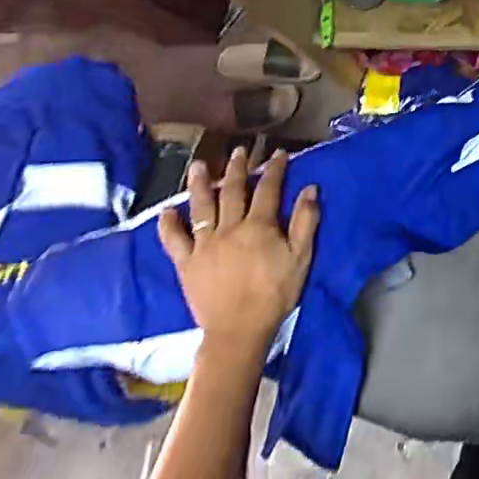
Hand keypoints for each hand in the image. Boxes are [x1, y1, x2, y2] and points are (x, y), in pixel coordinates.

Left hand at [158, 147, 319, 359]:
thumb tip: (309, 189)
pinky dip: (169, 223)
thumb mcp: (302, 255)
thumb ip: (305, 220)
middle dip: (238, 168)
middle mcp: (228, 229)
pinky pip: (174, 239)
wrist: (239, 328)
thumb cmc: (277, 290)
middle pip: (232, 192)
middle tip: (240, 151)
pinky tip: (168, 211)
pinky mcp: (185, 263)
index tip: (280, 153)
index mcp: (259, 226)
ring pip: (200, 207)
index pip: (269, 189)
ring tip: (199, 166)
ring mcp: (203, 245)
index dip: (275, 169)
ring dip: (199, 184)